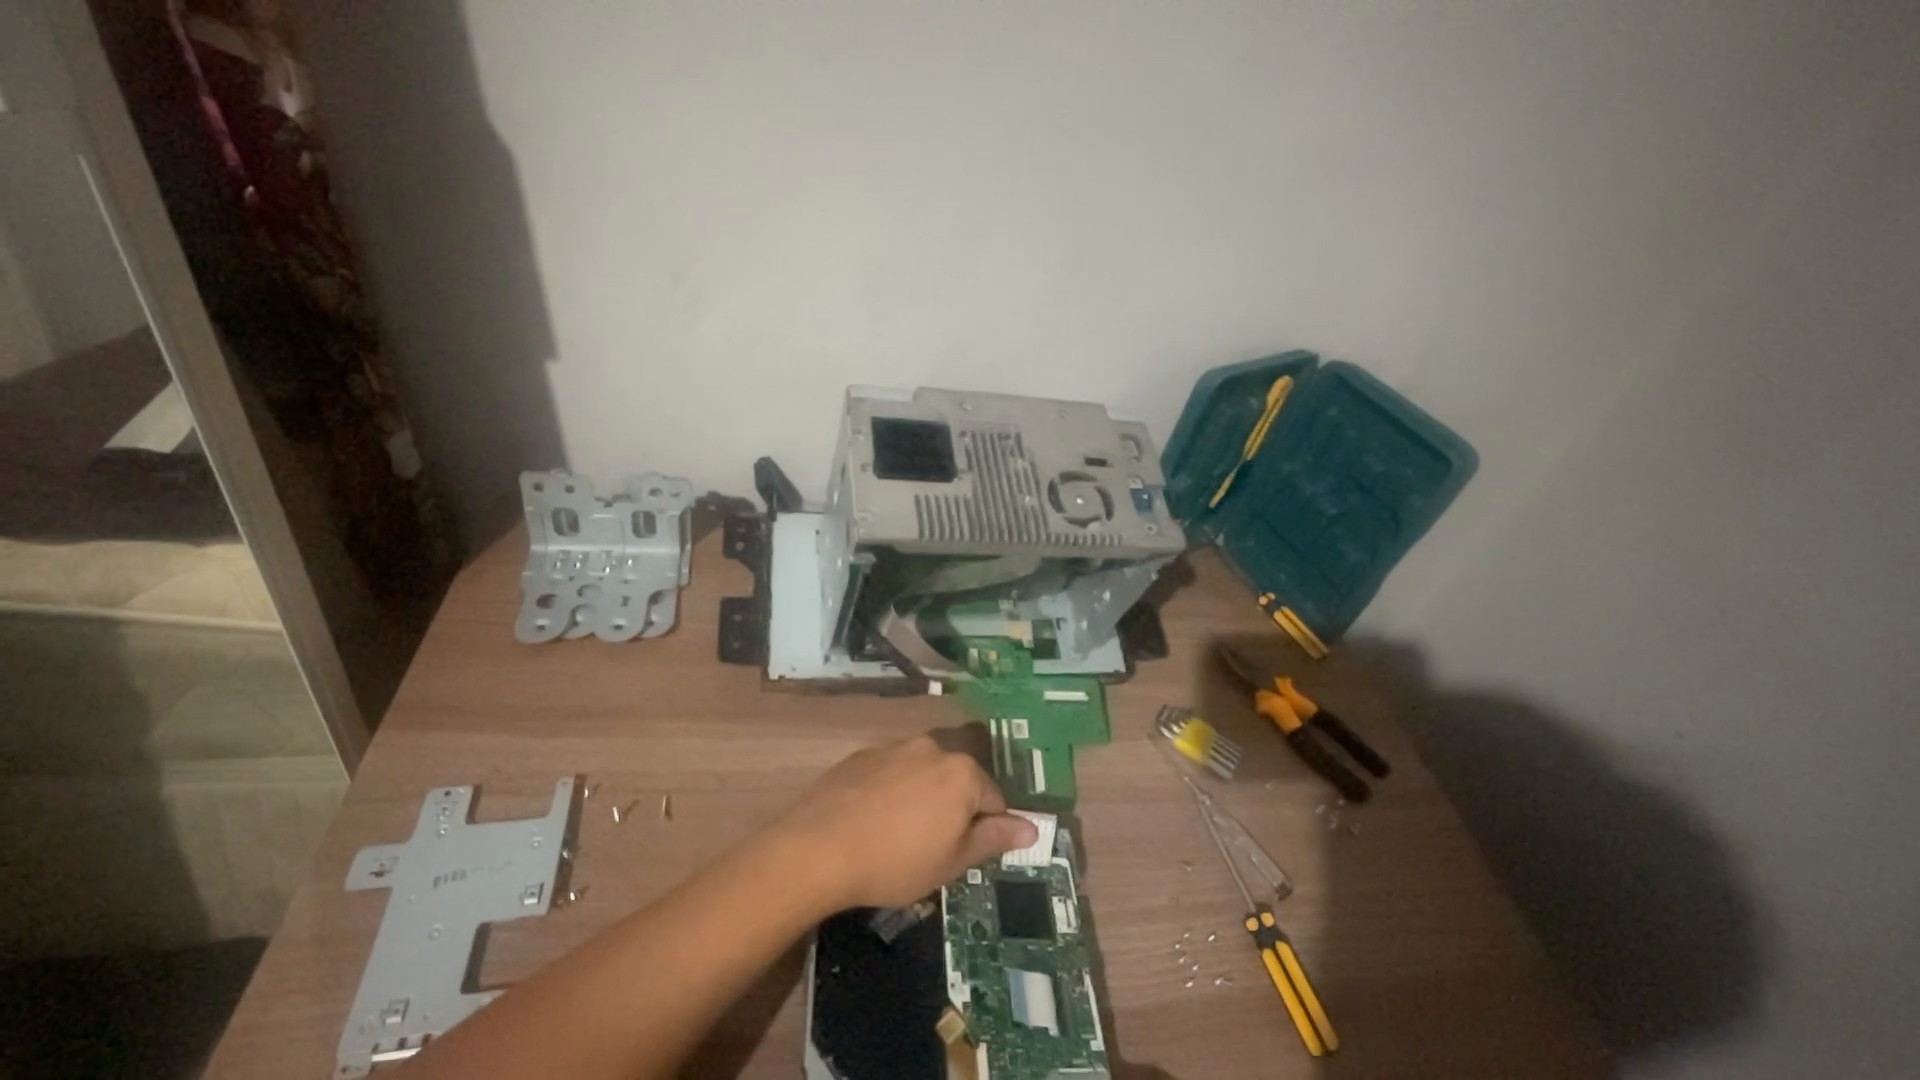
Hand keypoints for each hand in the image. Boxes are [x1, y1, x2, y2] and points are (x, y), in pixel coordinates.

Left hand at [762, 733, 1038, 910]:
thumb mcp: (952, 861)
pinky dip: (890, 793)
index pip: (993, 801)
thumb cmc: (895, 862)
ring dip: (921, 799)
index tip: (963, 857)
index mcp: (962, 773)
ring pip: (922, 775)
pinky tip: (872, 822)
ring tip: (898, 837)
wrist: (816, 849)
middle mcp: (932, 749)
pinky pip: (890, 774)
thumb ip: (994, 839)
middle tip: (932, 850)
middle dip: (953, 811)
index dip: (984, 832)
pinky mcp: (860, 756)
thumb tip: (1032, 827)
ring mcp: (892, 748)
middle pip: (957, 782)